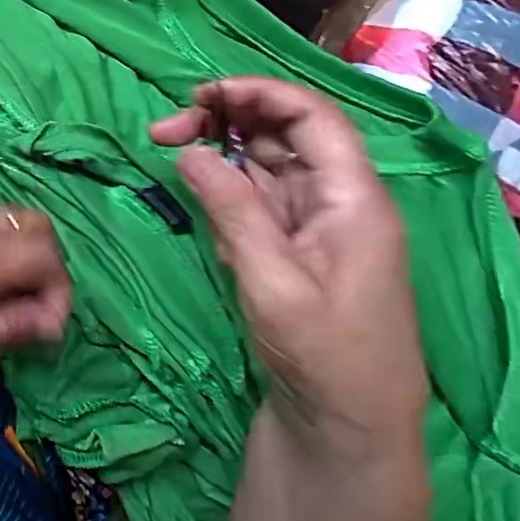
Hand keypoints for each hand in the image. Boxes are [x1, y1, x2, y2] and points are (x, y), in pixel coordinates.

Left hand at [0, 210, 72, 378]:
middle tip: (33, 310)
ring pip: (10, 218)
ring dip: (24, 254)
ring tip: (6, 300)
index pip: (49, 257)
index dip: (60, 295)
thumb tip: (49, 321)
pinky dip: (0, 245)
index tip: (44, 331)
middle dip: (50, 267)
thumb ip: (6, 328)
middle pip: (37, 225)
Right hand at [151, 78, 426, 459]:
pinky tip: (199, 197)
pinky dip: (224, 187)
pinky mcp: (291, 244)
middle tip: (166, 129)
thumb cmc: (324, 355)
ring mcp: (313, 221)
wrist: (344, 427)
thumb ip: (231, 209)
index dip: (258, 93)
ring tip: (169, 148)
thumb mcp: (271, 281)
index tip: (199, 96)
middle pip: (282, 133)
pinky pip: (255, 197)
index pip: (311, 116)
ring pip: (264, 162)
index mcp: (353, 198)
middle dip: (226, 118)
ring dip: (219, 150)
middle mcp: (336, 198)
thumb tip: (189, 150)